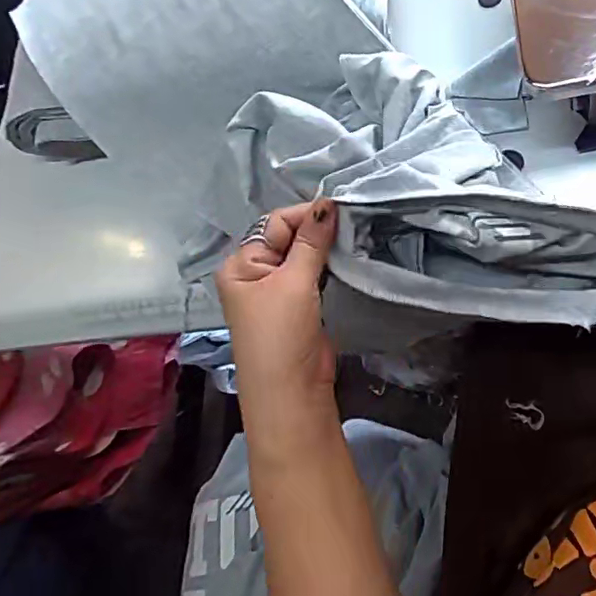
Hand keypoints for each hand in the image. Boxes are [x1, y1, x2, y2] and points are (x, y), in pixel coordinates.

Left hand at [217, 200, 338, 400]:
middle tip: (353, 223)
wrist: (292, 393)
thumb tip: (326, 202)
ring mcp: (277, 291)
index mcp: (240, 264)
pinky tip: (348, 259)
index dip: (306, 215)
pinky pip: (314, 275)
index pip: (275, 224)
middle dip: (318, 231)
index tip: (340, 210)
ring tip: (354, 238)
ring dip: (326, 249)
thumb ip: (311, 241)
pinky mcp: (299, 306)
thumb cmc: (282, 334)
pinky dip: (330, 267)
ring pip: (304, 257)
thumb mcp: (294, 283)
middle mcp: (255, 273)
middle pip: (289, 238)